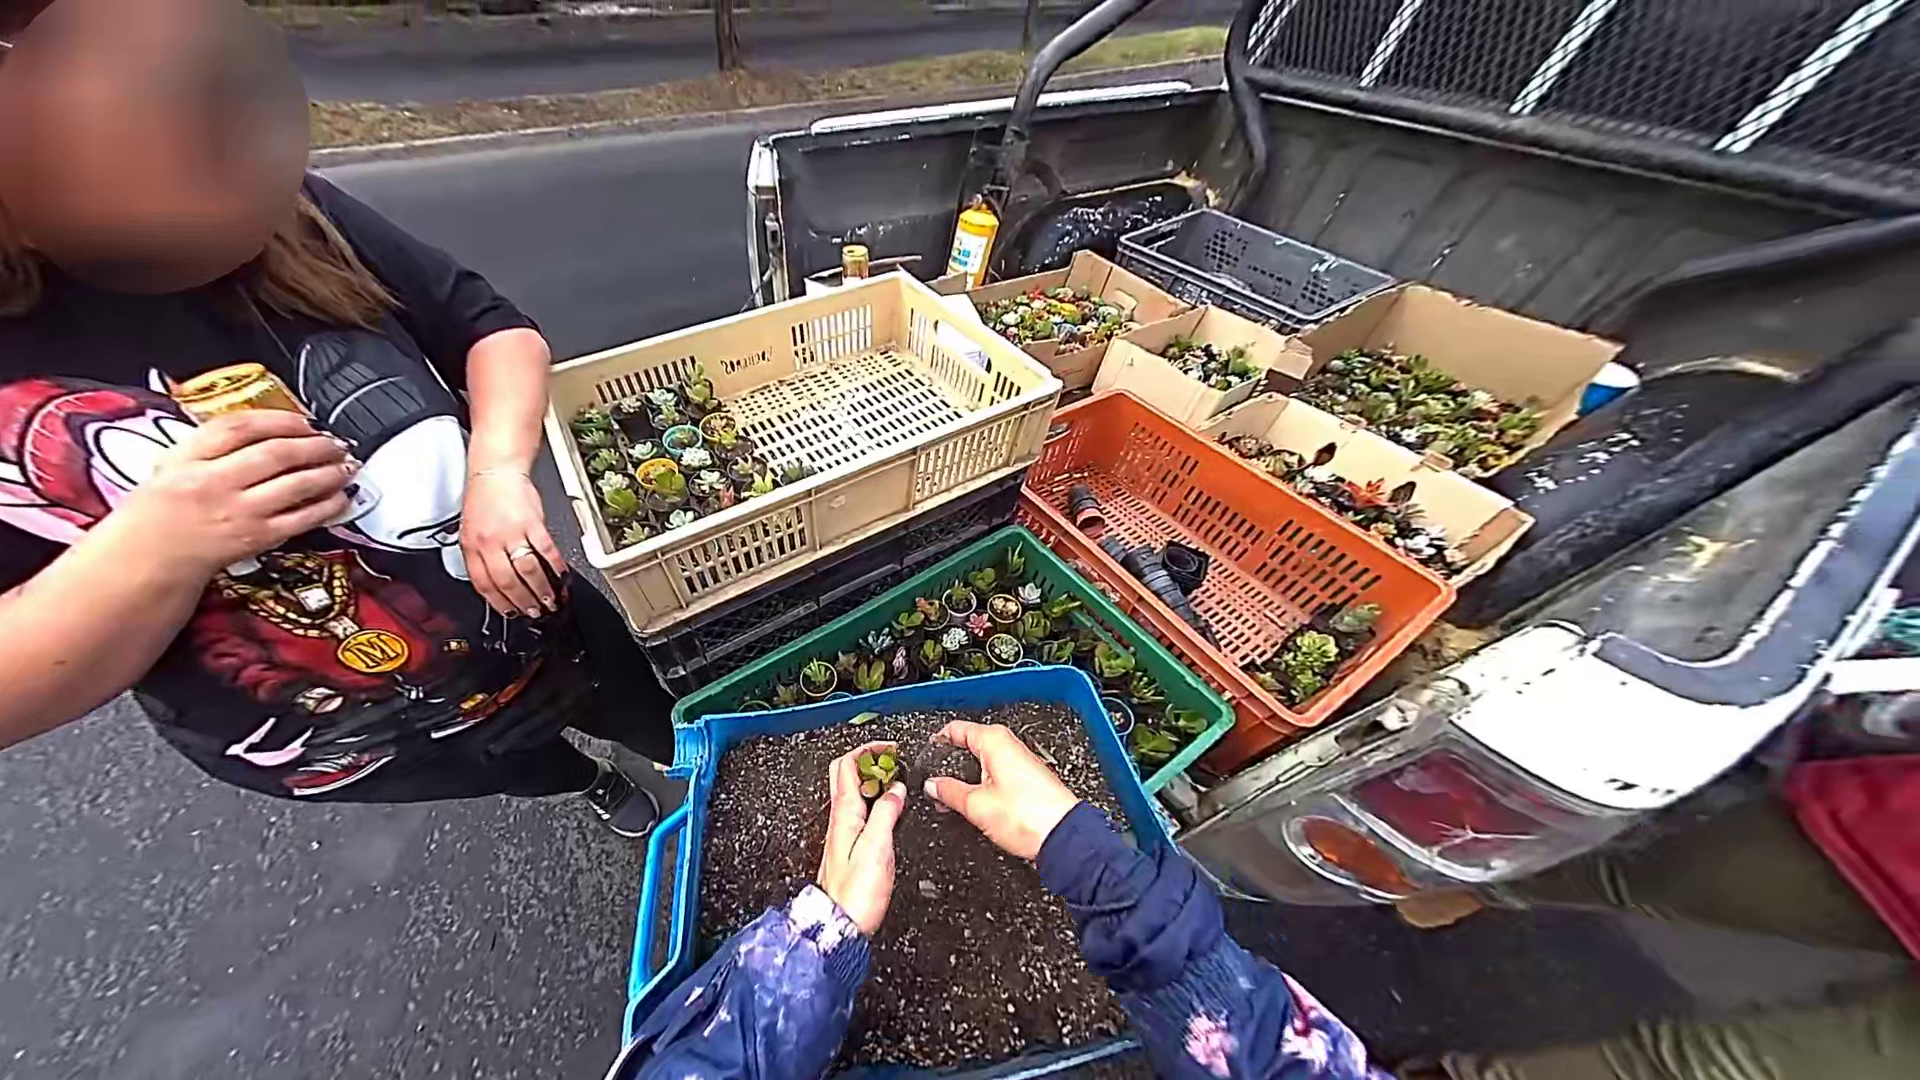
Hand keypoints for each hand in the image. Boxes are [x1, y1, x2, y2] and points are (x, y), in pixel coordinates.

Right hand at [115, 410, 352, 576]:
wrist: (147, 557)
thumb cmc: (163, 510)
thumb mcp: (173, 467)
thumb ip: (216, 448)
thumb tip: (275, 430)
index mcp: (185, 460)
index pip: (238, 427)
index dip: (282, 419)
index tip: (307, 421)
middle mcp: (212, 483)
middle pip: (278, 453)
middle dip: (318, 445)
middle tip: (338, 444)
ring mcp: (240, 511)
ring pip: (300, 483)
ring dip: (333, 472)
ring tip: (347, 465)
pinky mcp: (262, 535)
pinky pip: (310, 515)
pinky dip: (334, 503)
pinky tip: (344, 495)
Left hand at [461, 470, 564, 617]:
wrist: (496, 474)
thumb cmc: (486, 500)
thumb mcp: (472, 531)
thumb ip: (483, 556)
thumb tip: (498, 581)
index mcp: (472, 547)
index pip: (483, 583)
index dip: (499, 603)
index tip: (512, 613)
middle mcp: (490, 543)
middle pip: (506, 581)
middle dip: (523, 601)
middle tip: (535, 612)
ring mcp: (512, 534)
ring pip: (526, 570)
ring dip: (540, 589)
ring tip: (550, 600)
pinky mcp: (533, 524)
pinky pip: (546, 550)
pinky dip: (556, 565)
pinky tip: (562, 574)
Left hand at [817, 741, 906, 935]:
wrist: (839, 929)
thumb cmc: (856, 894)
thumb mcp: (876, 847)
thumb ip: (886, 813)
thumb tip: (897, 788)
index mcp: (844, 812)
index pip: (847, 765)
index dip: (867, 749)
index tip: (890, 748)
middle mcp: (840, 818)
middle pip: (845, 774)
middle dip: (868, 759)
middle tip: (891, 758)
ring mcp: (843, 831)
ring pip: (853, 791)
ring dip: (872, 778)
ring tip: (894, 778)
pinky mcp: (848, 845)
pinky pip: (859, 809)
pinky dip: (875, 799)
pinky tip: (889, 807)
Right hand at [922, 721, 1078, 859]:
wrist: (1063, 836)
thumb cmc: (1030, 815)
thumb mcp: (976, 805)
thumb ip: (949, 792)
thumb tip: (933, 785)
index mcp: (994, 740)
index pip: (956, 729)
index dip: (938, 741)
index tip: (926, 755)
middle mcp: (1008, 744)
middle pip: (970, 745)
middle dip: (951, 763)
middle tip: (935, 783)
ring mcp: (1019, 761)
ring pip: (983, 761)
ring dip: (967, 777)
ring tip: (952, 798)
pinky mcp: (1026, 778)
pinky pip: (996, 774)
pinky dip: (983, 785)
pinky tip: (977, 803)